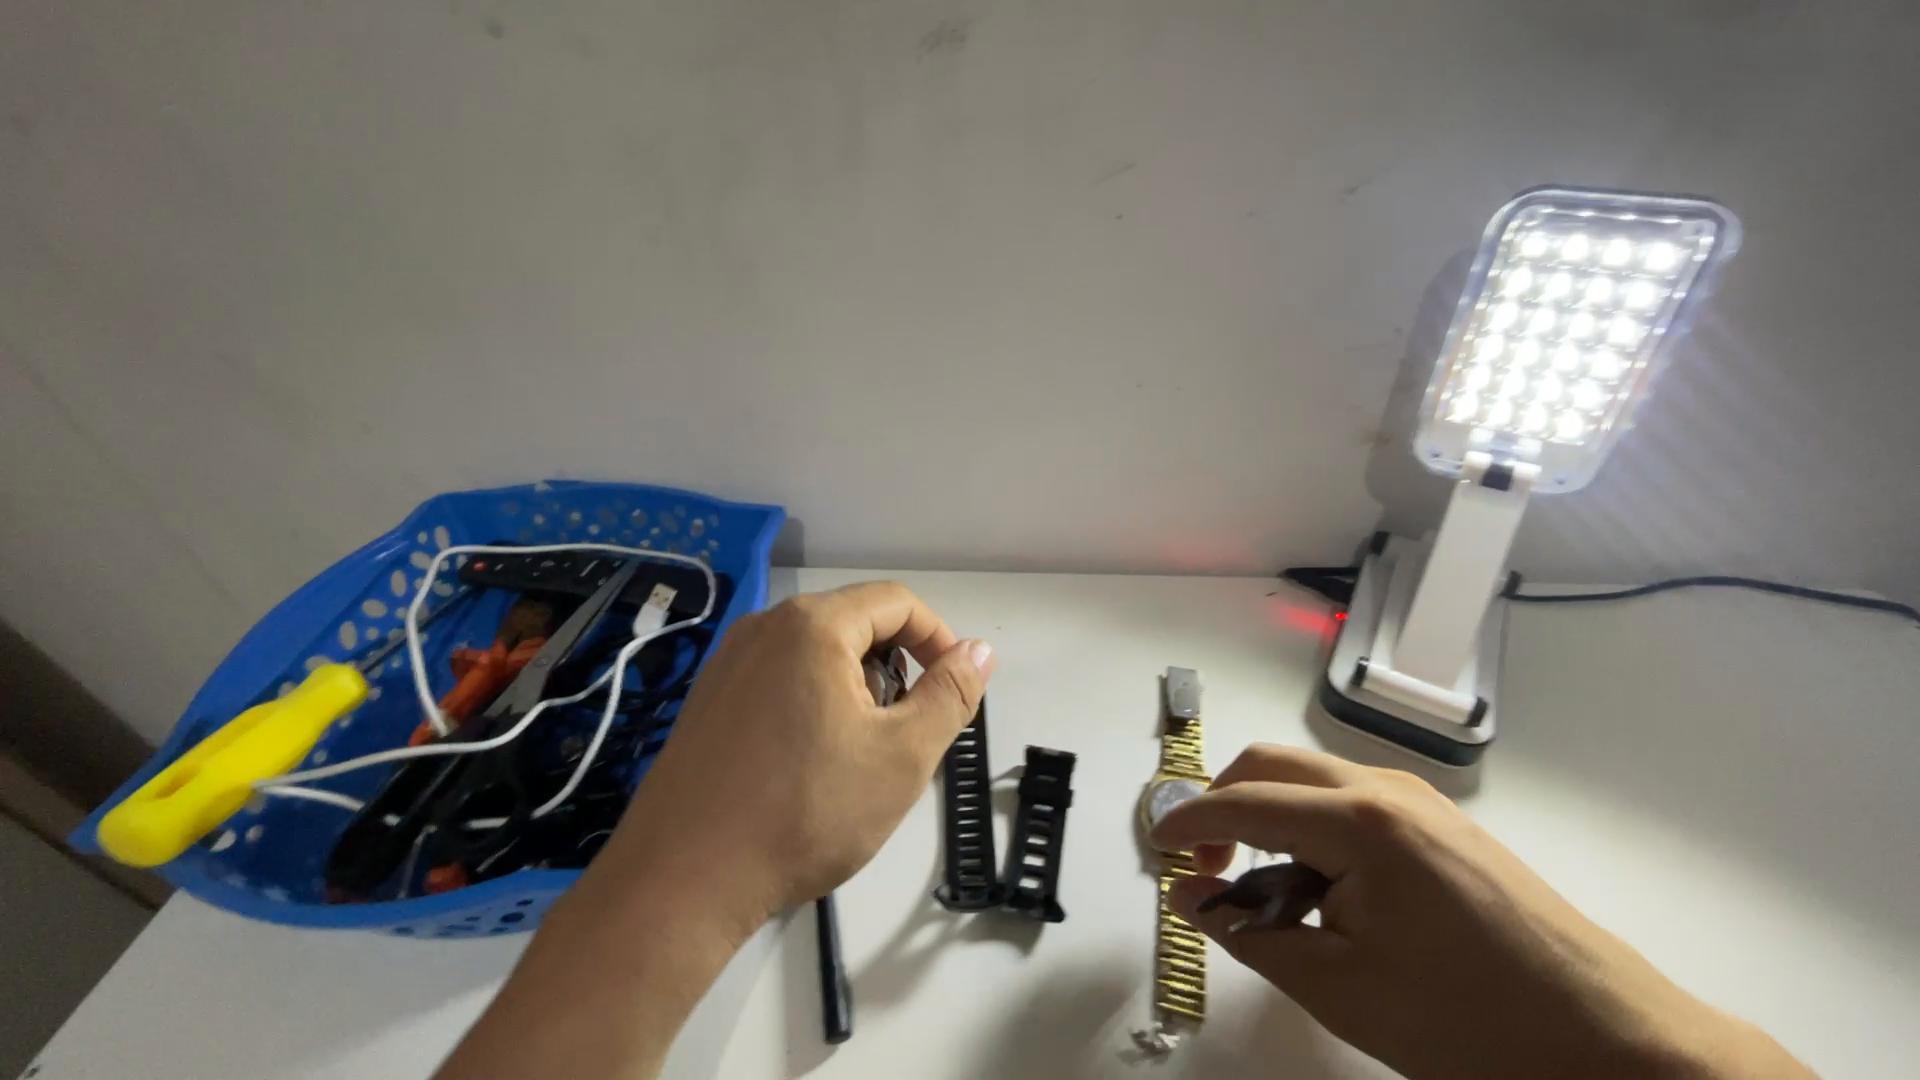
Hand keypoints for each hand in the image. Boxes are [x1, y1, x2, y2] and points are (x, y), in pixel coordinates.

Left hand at [590, 581, 993, 921]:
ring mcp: (728, 662)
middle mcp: (764, 627)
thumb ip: (950, 694)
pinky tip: (808, 761)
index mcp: (812, 626)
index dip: (938, 638)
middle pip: (855, 622)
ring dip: (856, 686)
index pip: (897, 602)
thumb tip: (979, 652)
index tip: (953, 688)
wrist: (682, 880)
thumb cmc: (805, 813)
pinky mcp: (708, 698)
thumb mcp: (901, 756)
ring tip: (857, 752)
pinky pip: (779, 675)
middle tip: (904, 731)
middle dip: (896, 666)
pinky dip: (814, 699)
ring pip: (817, 651)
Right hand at [1150, 745, 1815, 1079]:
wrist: (1616, 1047)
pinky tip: (1315, 883)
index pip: (1243, 802)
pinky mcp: (1437, 821)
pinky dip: (1305, 823)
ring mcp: (1416, 800)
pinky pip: (1346, 799)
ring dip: (1264, 811)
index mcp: (1359, 823)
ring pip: (1307, 777)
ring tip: (1259, 883)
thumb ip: (1248, 934)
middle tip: (1206, 866)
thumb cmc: (1472, 1024)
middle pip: (1269, 765)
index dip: (1187, 823)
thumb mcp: (1339, 989)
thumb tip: (1191, 898)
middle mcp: (1384, 789)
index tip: (1156, 851)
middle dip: (1221, 803)